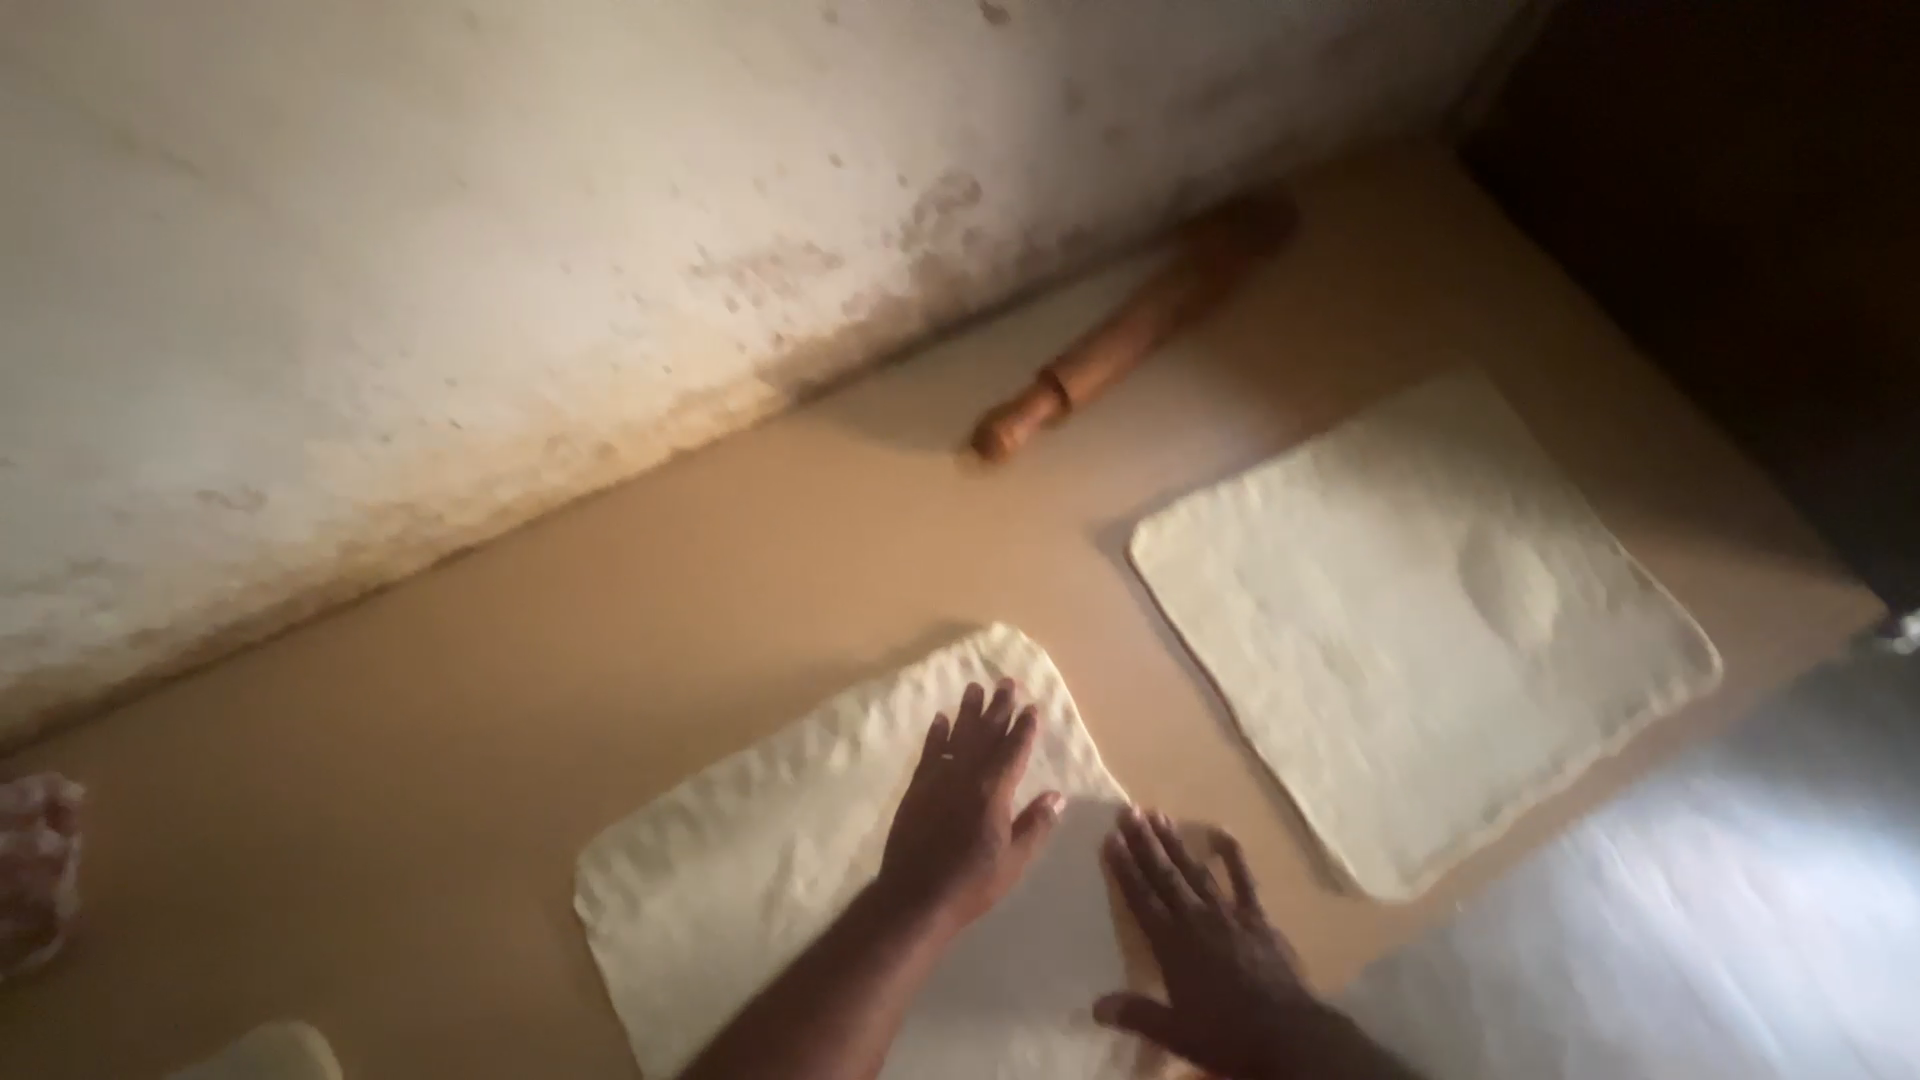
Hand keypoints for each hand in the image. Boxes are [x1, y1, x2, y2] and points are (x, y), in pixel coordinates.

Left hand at [877, 680, 1063, 928]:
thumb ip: (1035, 824)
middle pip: (986, 734)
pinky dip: (937, 734)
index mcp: (994, 791)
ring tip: (975, 687)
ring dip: (968, 711)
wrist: (915, 896)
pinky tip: (941, 718)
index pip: (1013, 751)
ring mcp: (939, 778)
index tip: (1031, 706)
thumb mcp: (1014, 861)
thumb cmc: (971, 883)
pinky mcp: (917, 788)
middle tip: (1006, 682)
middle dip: (999, 707)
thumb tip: (1057, 795)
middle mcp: (967, 775)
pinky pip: (930, 752)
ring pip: (957, 736)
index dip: (1024, 728)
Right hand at [1096, 810, 1310, 1078]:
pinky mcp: (1257, 917)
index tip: (1110, 838)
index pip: (1141, 898)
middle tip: (1128, 811)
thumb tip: (1094, 1007)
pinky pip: (1244, 881)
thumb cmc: (1228, 1035)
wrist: (1289, 1035)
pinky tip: (1223, 832)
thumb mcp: (1177, 1032)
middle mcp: (1195, 919)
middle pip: (1164, 875)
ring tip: (1159, 814)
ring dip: (1175, 842)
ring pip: (1195, 871)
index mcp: (1171, 944)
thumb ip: (1137, 1014)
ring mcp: (1228, 914)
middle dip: (1144, 843)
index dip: (1124, 868)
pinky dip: (1234, 856)